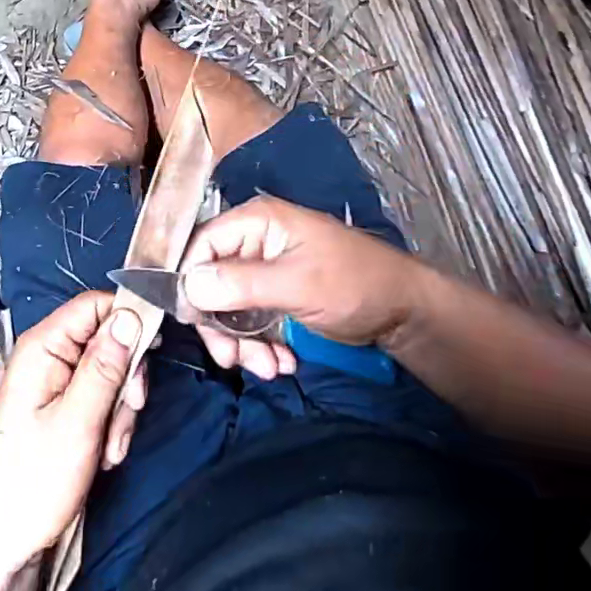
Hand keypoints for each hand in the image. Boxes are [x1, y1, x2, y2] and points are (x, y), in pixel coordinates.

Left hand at [0, 292, 147, 575]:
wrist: (2, 543)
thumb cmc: (27, 486)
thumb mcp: (77, 421)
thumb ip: (105, 365)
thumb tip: (129, 316)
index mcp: (42, 348)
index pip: (94, 305)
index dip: (128, 321)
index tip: (150, 351)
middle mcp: (47, 357)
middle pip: (108, 338)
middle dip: (126, 377)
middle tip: (128, 409)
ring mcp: (55, 382)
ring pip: (111, 370)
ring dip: (121, 408)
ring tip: (108, 444)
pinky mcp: (63, 405)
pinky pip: (103, 396)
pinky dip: (112, 422)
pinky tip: (102, 450)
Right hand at [180, 195, 434, 374]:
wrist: (403, 312)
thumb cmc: (354, 284)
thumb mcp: (298, 284)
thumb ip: (241, 284)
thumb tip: (187, 286)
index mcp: (257, 221)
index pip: (202, 244)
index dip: (191, 281)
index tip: (194, 321)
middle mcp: (254, 241)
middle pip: (210, 281)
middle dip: (221, 326)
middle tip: (235, 360)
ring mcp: (264, 270)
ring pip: (227, 308)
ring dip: (242, 344)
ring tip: (270, 369)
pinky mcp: (274, 296)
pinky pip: (249, 322)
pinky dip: (259, 347)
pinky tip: (282, 363)